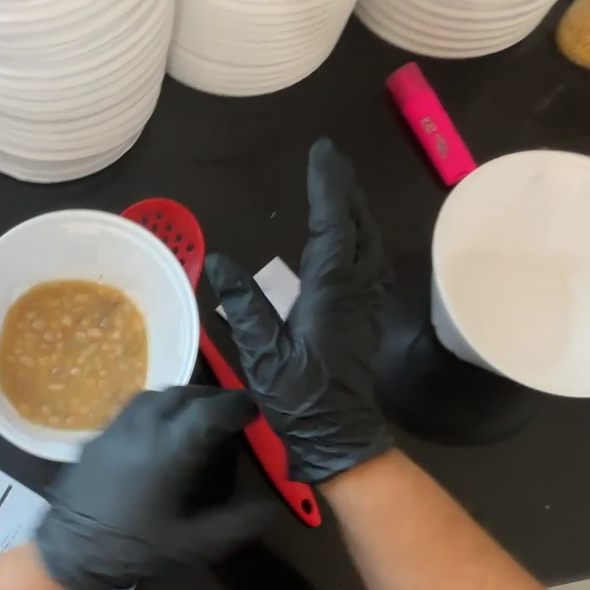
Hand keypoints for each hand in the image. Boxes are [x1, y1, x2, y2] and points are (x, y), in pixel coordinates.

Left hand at [34, 386, 275, 589]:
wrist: (68, 554)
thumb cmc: (133, 551)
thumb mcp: (194, 546)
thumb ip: (237, 524)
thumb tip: (271, 509)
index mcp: (169, 449)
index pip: (210, 411)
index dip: (236, 405)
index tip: (253, 410)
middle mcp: (141, 429)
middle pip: (180, 394)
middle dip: (209, 397)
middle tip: (228, 410)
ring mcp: (113, 431)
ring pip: (152, 396)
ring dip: (178, 398)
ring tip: (194, 415)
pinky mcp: (94, 439)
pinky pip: (129, 410)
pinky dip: (152, 409)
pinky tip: (156, 431)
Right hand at [203, 138, 392, 484]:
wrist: (338, 435)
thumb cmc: (298, 398)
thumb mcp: (261, 354)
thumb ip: (243, 305)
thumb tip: (219, 261)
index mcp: (332, 293)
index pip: (333, 226)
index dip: (328, 187)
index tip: (320, 154)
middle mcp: (357, 289)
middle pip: (360, 225)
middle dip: (346, 190)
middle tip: (329, 161)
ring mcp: (368, 302)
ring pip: (370, 242)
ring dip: (356, 210)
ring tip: (338, 189)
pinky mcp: (367, 314)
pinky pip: (370, 261)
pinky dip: (361, 236)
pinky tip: (350, 237)